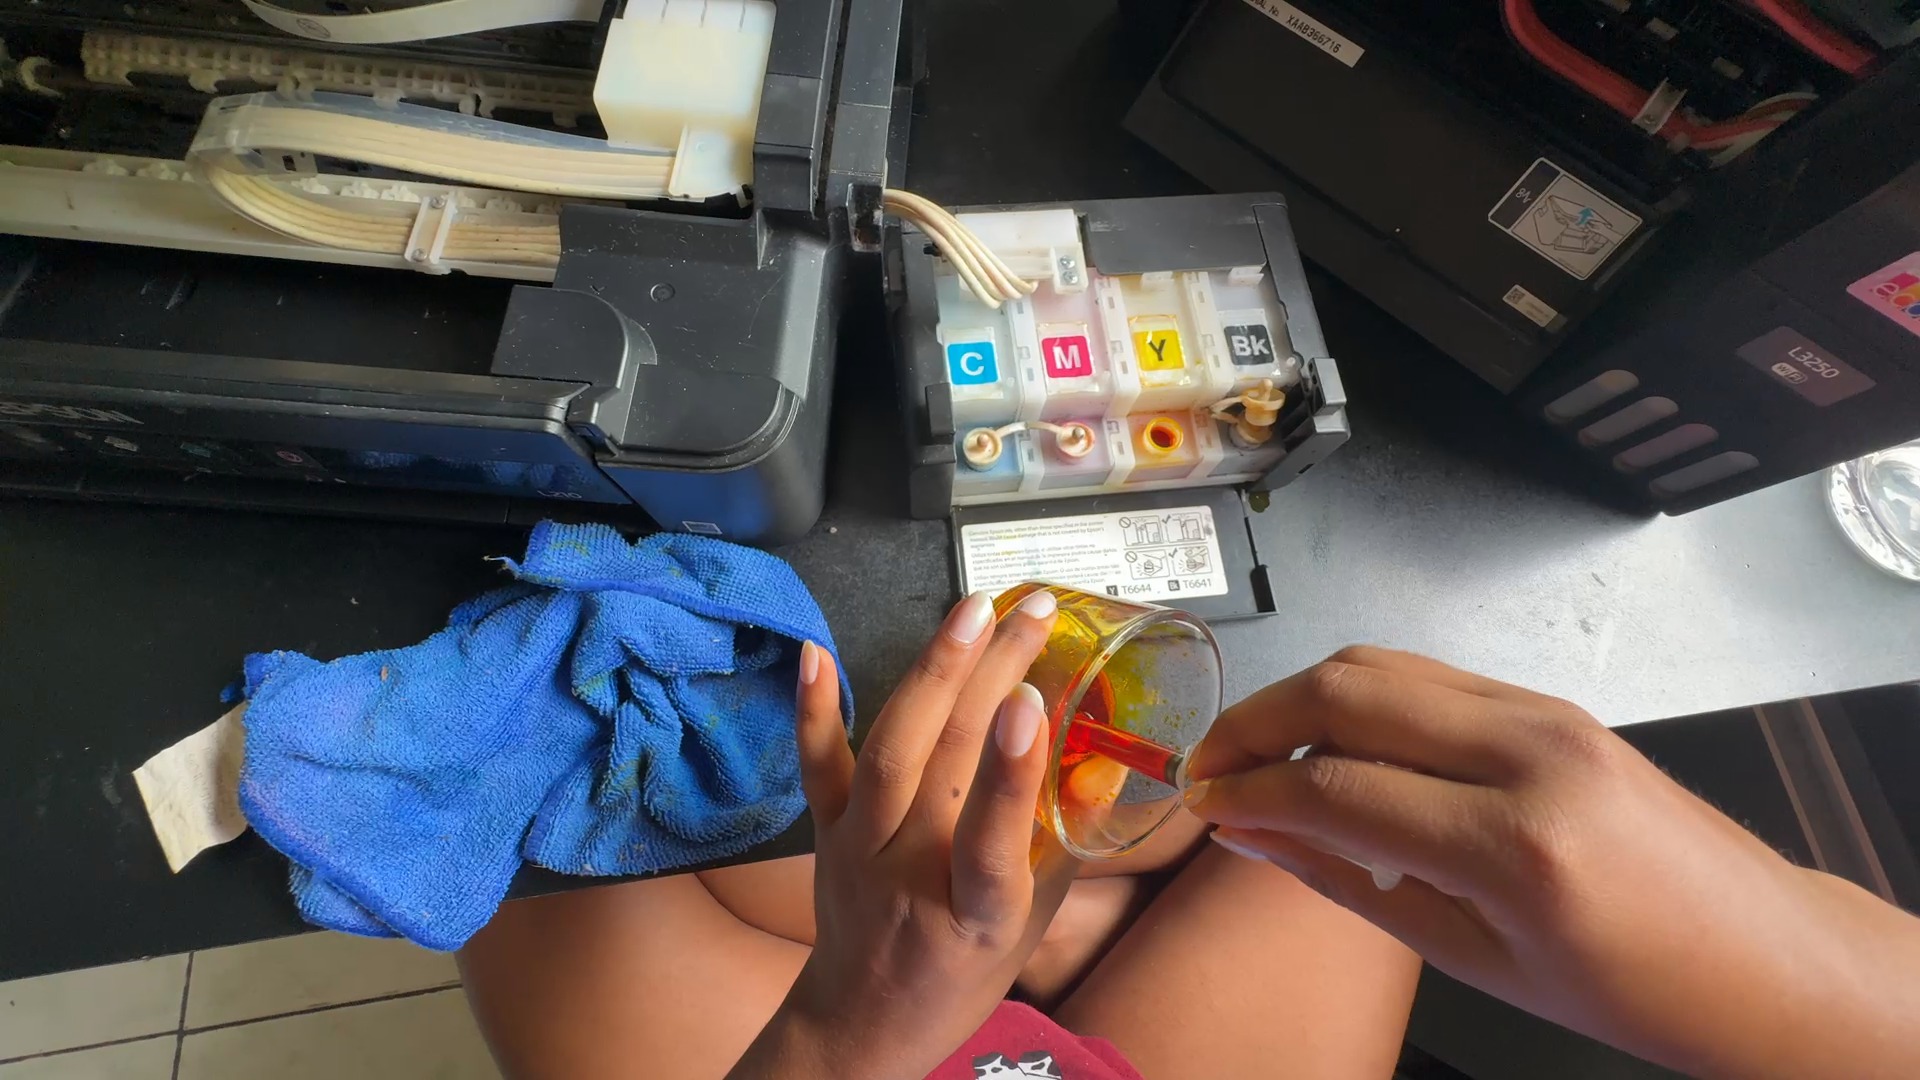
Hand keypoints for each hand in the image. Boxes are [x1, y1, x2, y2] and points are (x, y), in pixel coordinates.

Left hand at [728, 590, 1076, 1079]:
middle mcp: (906, 872)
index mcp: (973, 914)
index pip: (990, 842)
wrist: (861, 1020)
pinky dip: (814, 707)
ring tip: (971, 612)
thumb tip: (1104, 760)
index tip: (1031, 699)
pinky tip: (815, 650)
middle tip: (1030, 612)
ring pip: (889, 749)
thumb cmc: (960, 974)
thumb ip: (1065, 842)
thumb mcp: (1032, 926)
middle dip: (989, 676)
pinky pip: (815, 764)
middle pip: (944, 764)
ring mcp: (854, 845)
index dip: (1010, 770)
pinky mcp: (822, 828)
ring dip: (931, 671)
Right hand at [1184, 646, 1919, 1079]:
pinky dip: (1340, 693)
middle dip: (1250, 724)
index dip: (1248, 792)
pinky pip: (1408, 670)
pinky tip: (1320, 731)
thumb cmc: (1622, 987)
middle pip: (1339, 695)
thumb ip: (1339, 878)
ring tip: (1253, 746)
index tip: (1202, 803)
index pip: (1333, 788)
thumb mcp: (1466, 955)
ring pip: (1366, 665)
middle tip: (1208, 762)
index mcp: (1514, 845)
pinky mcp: (1536, 695)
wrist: (1776, 960)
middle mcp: (1524, 751)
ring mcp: (1535, 708)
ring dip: (1289, 698)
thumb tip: (1247, 832)